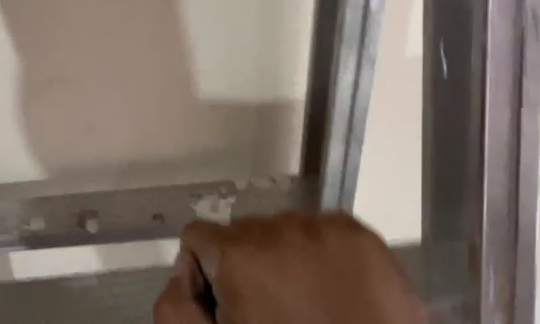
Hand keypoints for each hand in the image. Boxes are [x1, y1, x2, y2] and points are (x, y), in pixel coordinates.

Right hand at [153, 214, 424, 323]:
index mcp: (237, 254)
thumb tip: (179, 276)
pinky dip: (325, 256)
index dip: (202, 276)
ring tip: (306, 306)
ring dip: (286, 260)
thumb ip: (177, 309)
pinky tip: (335, 294)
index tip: (224, 310)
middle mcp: (277, 226)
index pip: (197, 239)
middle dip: (247, 267)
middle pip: (243, 234)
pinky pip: (326, 231)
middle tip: (268, 314)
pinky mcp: (362, 235)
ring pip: (285, 231)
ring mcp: (324, 227)